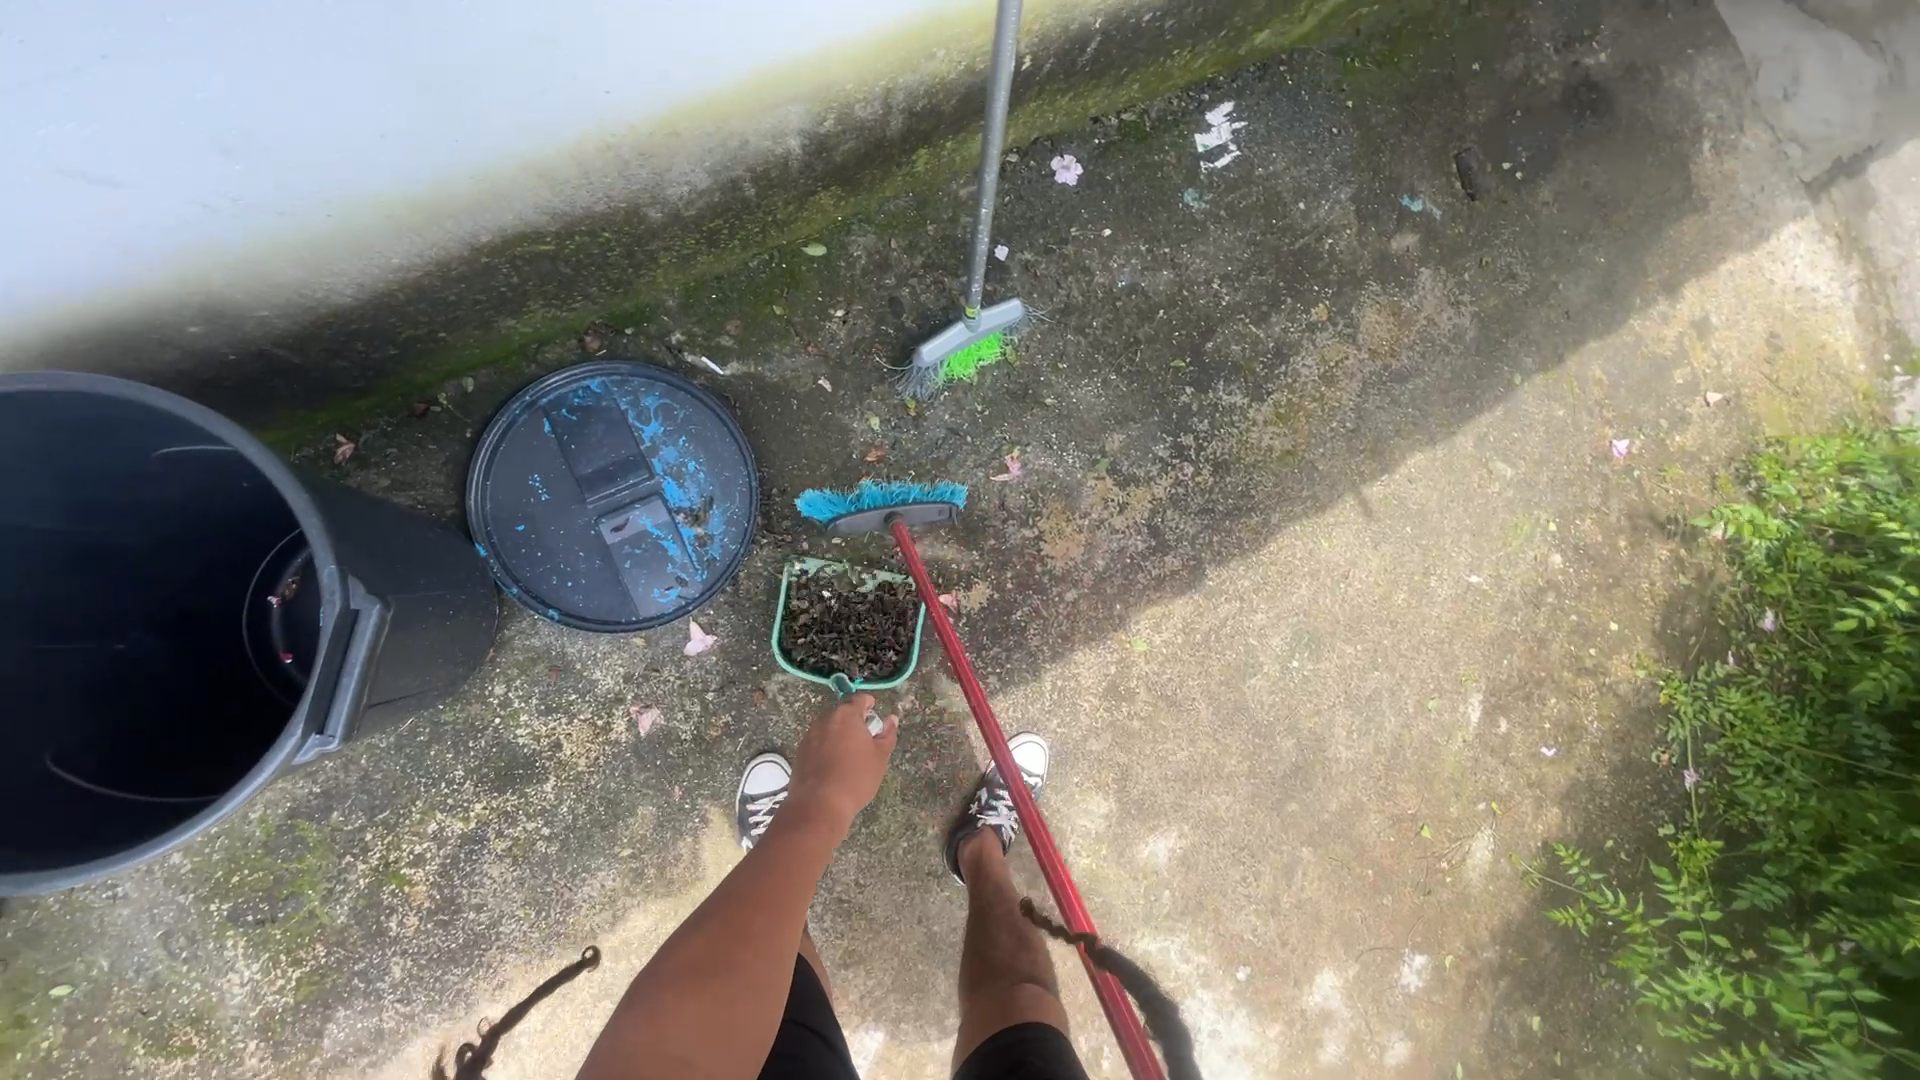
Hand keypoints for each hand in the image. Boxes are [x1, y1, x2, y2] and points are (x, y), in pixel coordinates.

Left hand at [786, 693, 898, 836]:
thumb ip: (887, 735)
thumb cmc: (855, 778)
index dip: (869, 704)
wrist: (819, 805)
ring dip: (839, 736)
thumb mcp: (880, 757)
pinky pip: (818, 744)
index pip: (859, 699)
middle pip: (842, 713)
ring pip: (829, 729)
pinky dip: (827, 749)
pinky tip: (833, 767)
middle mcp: (825, 720)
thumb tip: (891, 719)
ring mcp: (809, 736)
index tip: (875, 715)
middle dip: (854, 722)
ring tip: (849, 756)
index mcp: (846, 715)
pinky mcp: (800, 753)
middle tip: (865, 740)